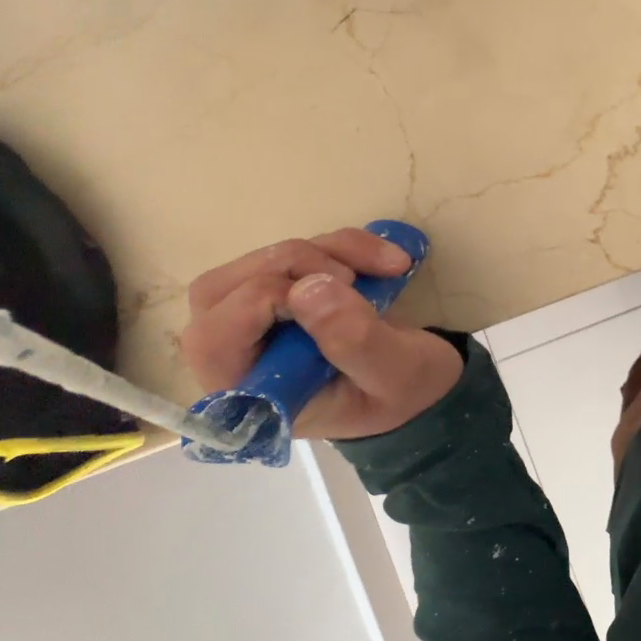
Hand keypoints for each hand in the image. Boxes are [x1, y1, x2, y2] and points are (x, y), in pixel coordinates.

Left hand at [179, 228, 462, 440]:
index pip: (215, 337)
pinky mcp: (289, 294)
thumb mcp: (396, 376)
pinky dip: (346, 244)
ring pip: (260, 261)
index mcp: (254, 392)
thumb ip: (355, 342)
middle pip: (222, 289)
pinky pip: (300, 251)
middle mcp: (241, 355)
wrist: (424, 384)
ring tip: (390, 267)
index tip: (344, 294)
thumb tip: (309, 287)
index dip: (266, 299)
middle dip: (292, 265)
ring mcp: (260, 321)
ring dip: (330, 250)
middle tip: (355, 278)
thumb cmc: (405, 395)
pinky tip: (387, 262)